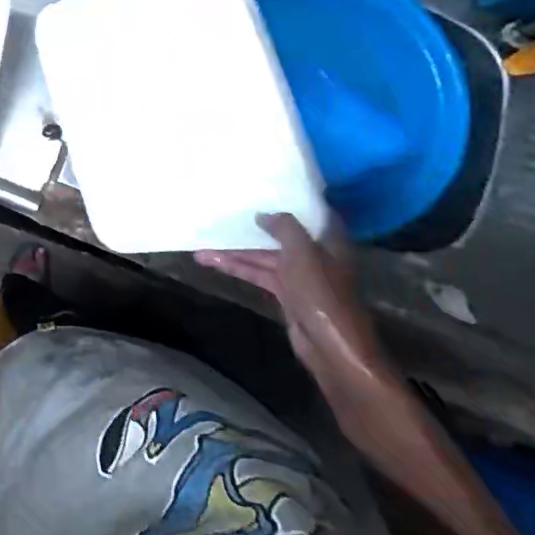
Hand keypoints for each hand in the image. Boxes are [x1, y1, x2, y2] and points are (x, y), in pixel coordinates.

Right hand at [195, 214, 389, 387]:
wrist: (331, 347)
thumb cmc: (321, 292)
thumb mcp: (302, 252)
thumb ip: (283, 227)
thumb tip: (263, 214)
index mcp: (327, 239)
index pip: (309, 211)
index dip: (288, 199)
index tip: (262, 188)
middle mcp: (314, 253)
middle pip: (279, 235)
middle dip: (251, 228)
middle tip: (221, 216)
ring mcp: (299, 276)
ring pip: (264, 257)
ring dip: (236, 252)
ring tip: (203, 246)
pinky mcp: (286, 295)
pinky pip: (259, 275)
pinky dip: (238, 269)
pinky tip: (214, 263)